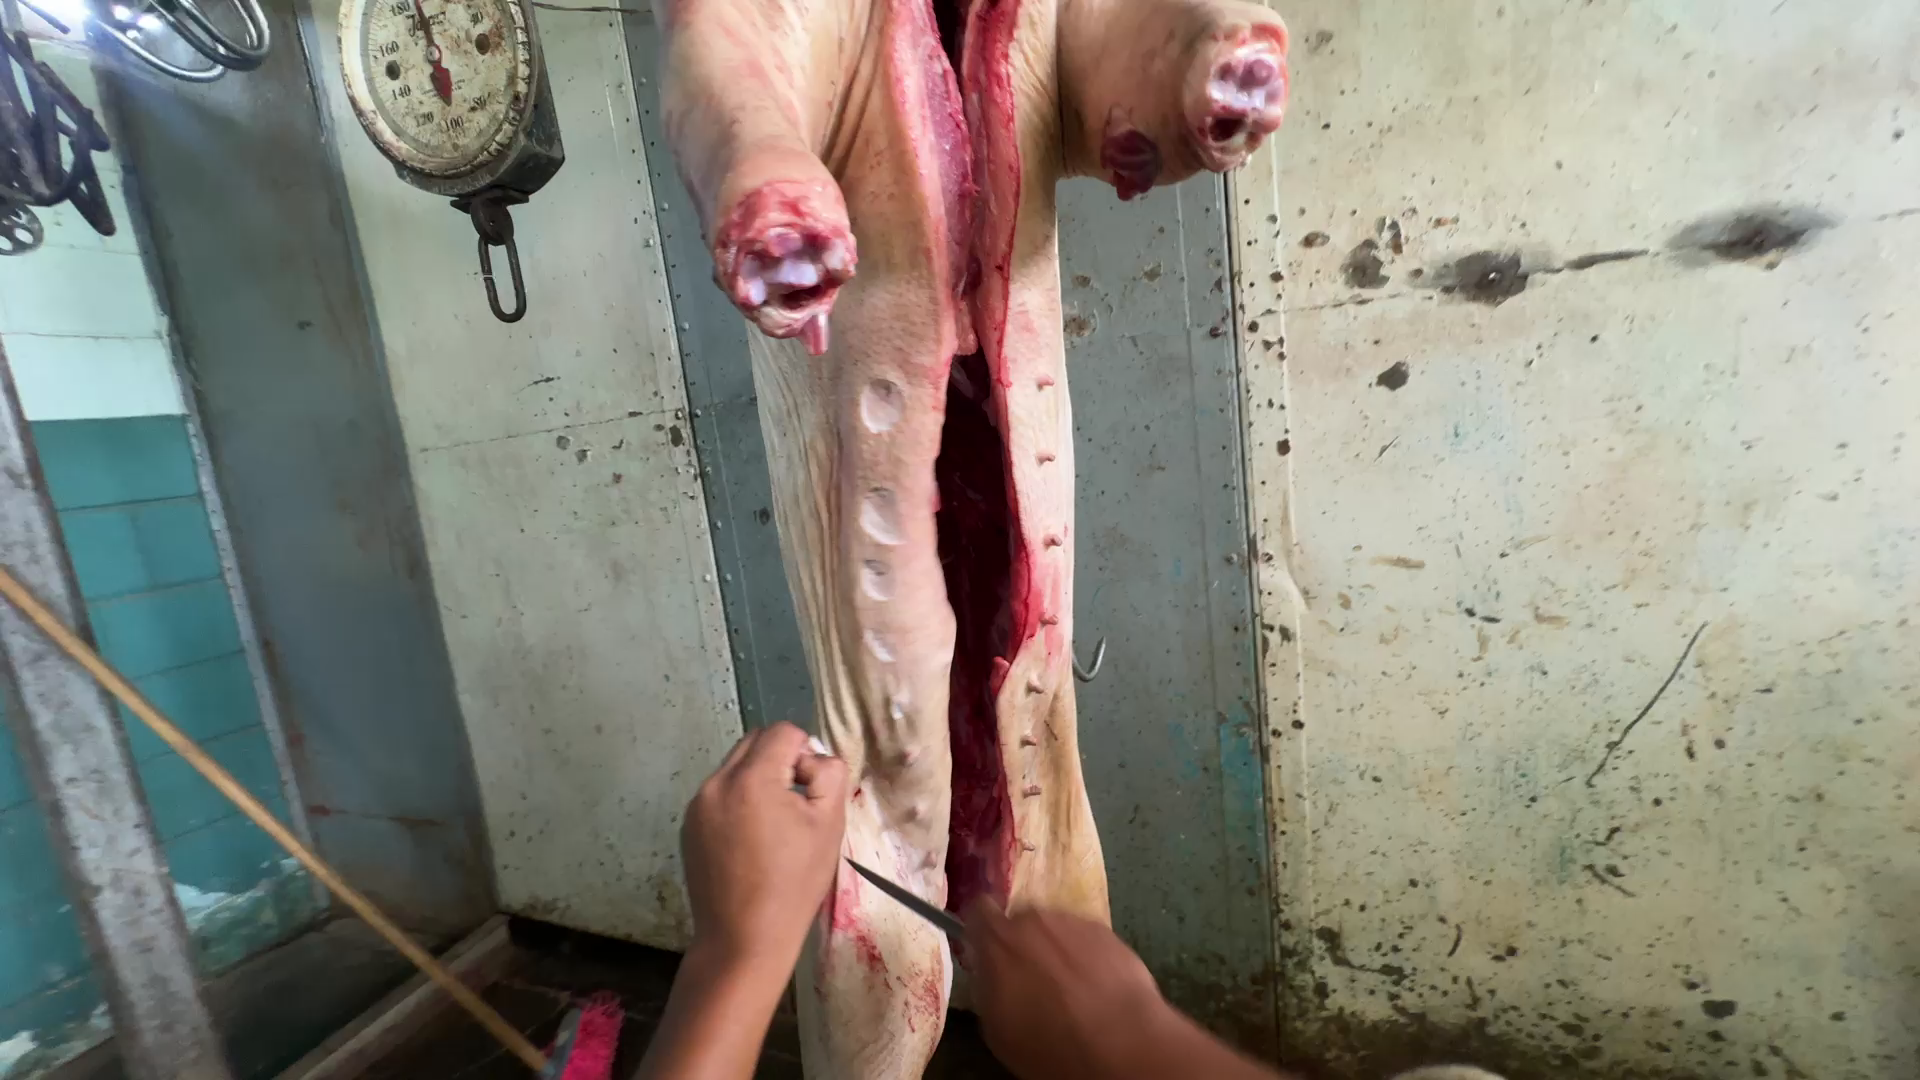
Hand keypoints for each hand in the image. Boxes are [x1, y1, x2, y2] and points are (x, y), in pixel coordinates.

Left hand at [681, 723, 848, 973]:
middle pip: (755, 741)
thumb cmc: (794, 882)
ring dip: (759, 777)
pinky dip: (739, 798)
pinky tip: (751, 838)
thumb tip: (812, 758)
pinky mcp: (688, 825)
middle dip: (780, 757)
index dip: (805, 752)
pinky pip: (720, 791)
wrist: (743, 941)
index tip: (810, 790)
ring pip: (736, 765)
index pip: (783, 732)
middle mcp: (717, 782)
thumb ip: (829, 772)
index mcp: (751, 778)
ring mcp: (697, 805)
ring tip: (774, 822)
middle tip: (796, 800)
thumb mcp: (829, 822)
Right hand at [962, 902, 1174, 1078]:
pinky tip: (1095, 986)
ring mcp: (1070, 920)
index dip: (982, 929)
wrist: (1122, 1042)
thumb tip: (987, 973)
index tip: (986, 949)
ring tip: (1069, 986)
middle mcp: (1032, 919)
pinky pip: (1083, 936)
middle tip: (1032, 979)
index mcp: (999, 941)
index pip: (977, 910)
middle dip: (1022, 943)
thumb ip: (986, 988)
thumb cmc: (1052, 1046)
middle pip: (1019, 920)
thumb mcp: (998, 1031)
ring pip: (1053, 927)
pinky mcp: (1104, 928)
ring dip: (1054, 948)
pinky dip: (1084, 954)